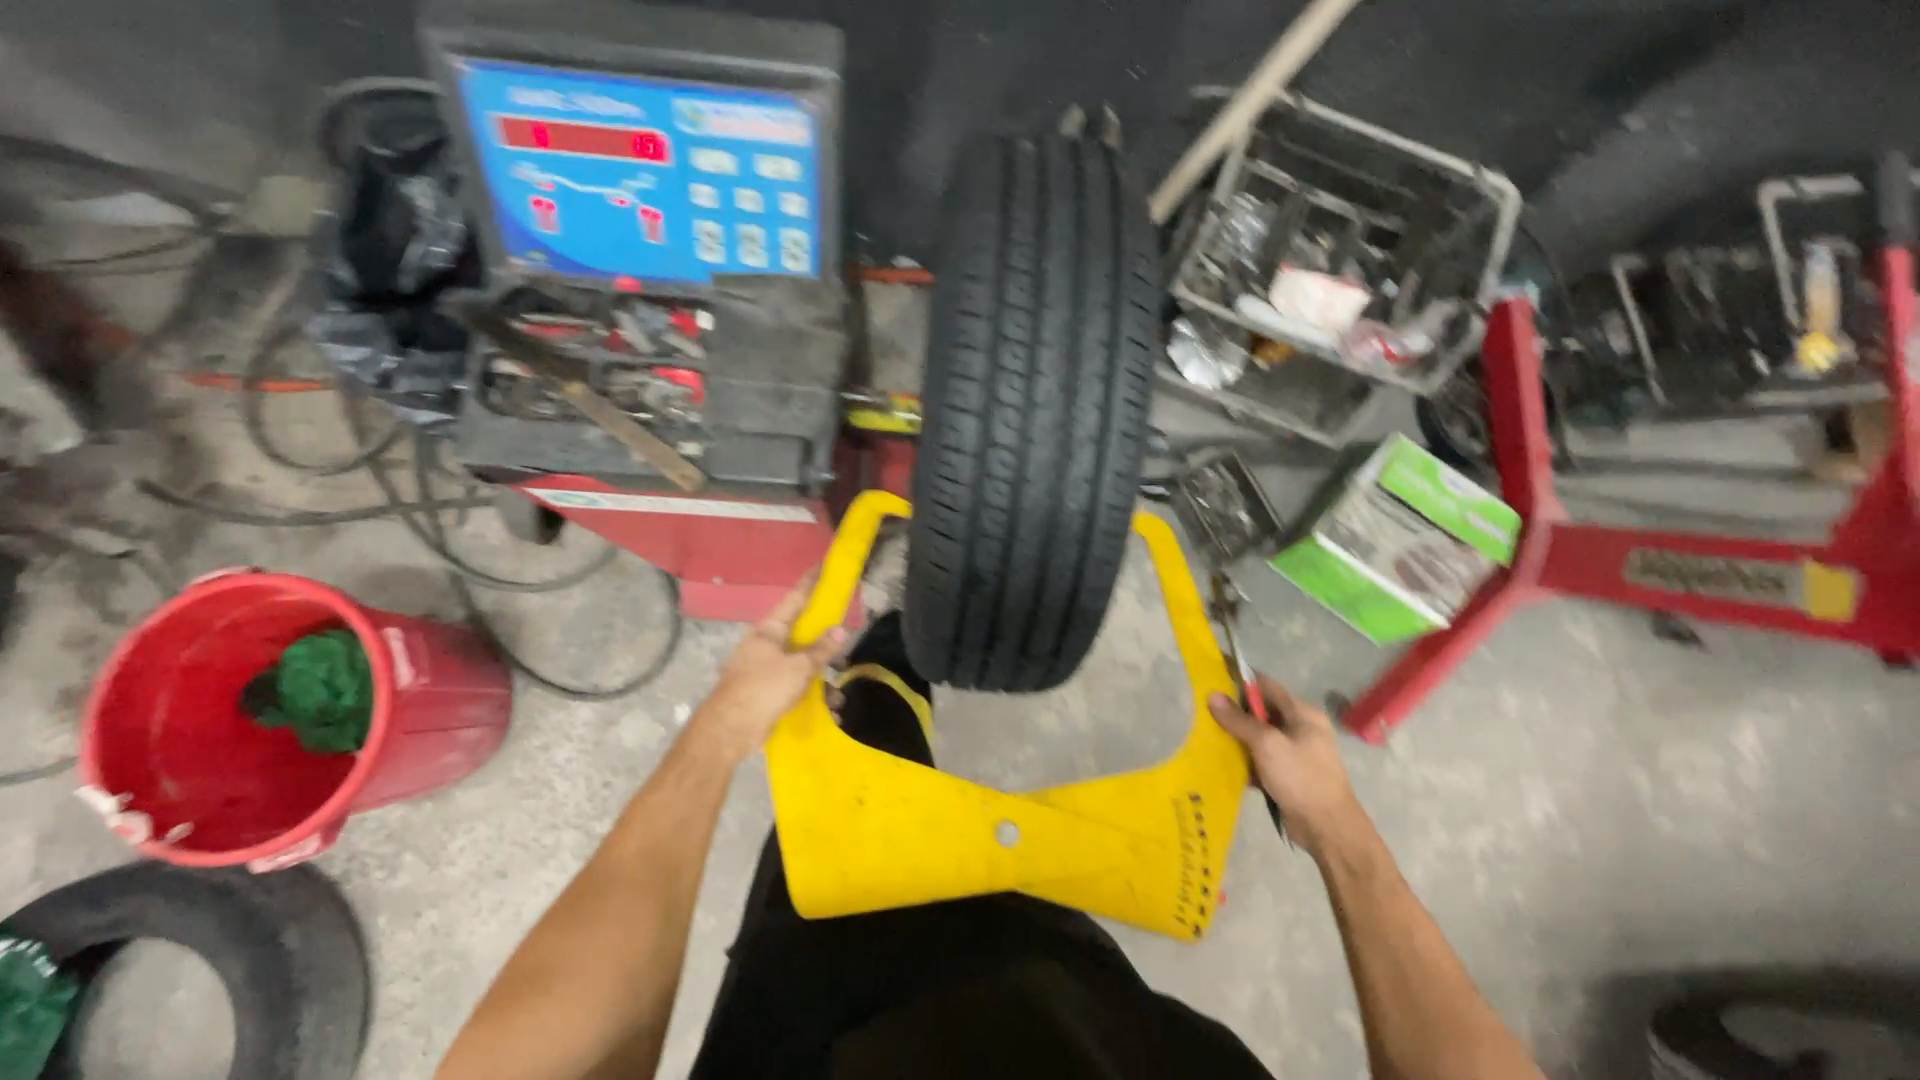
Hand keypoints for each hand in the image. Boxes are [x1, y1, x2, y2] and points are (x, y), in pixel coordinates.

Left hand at [695, 573, 845, 754]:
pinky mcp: (767, 693)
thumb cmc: (763, 689)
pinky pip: (796, 688)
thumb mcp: (798, 667)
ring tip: (838, 698)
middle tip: (845, 650)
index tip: (822, 566)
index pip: (794, 599)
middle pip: (802, 636)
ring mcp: (765, 670)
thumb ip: (821, 649)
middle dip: (826, 647)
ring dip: (822, 681)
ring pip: (802, 666)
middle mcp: (766, 646)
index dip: (810, 583)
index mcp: (769, 631)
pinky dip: (812, 697)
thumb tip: (840, 630)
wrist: (730, 730)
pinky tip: (829, 712)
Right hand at [1208, 674, 1364, 856]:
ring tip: (1206, 735)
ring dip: (1237, 737)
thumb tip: (1212, 695)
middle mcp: (1301, 728)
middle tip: (1202, 711)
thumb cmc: (1301, 778)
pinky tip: (1224, 763)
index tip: (1212, 679)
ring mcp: (1296, 752)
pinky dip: (1245, 759)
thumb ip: (1239, 720)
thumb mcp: (1267, 745)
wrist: (1328, 828)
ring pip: (1259, 736)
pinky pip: (1262, 758)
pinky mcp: (1289, 774)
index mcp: (1303, 713)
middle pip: (1262, 711)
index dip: (1240, 680)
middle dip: (1234, 711)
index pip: (1266, 685)